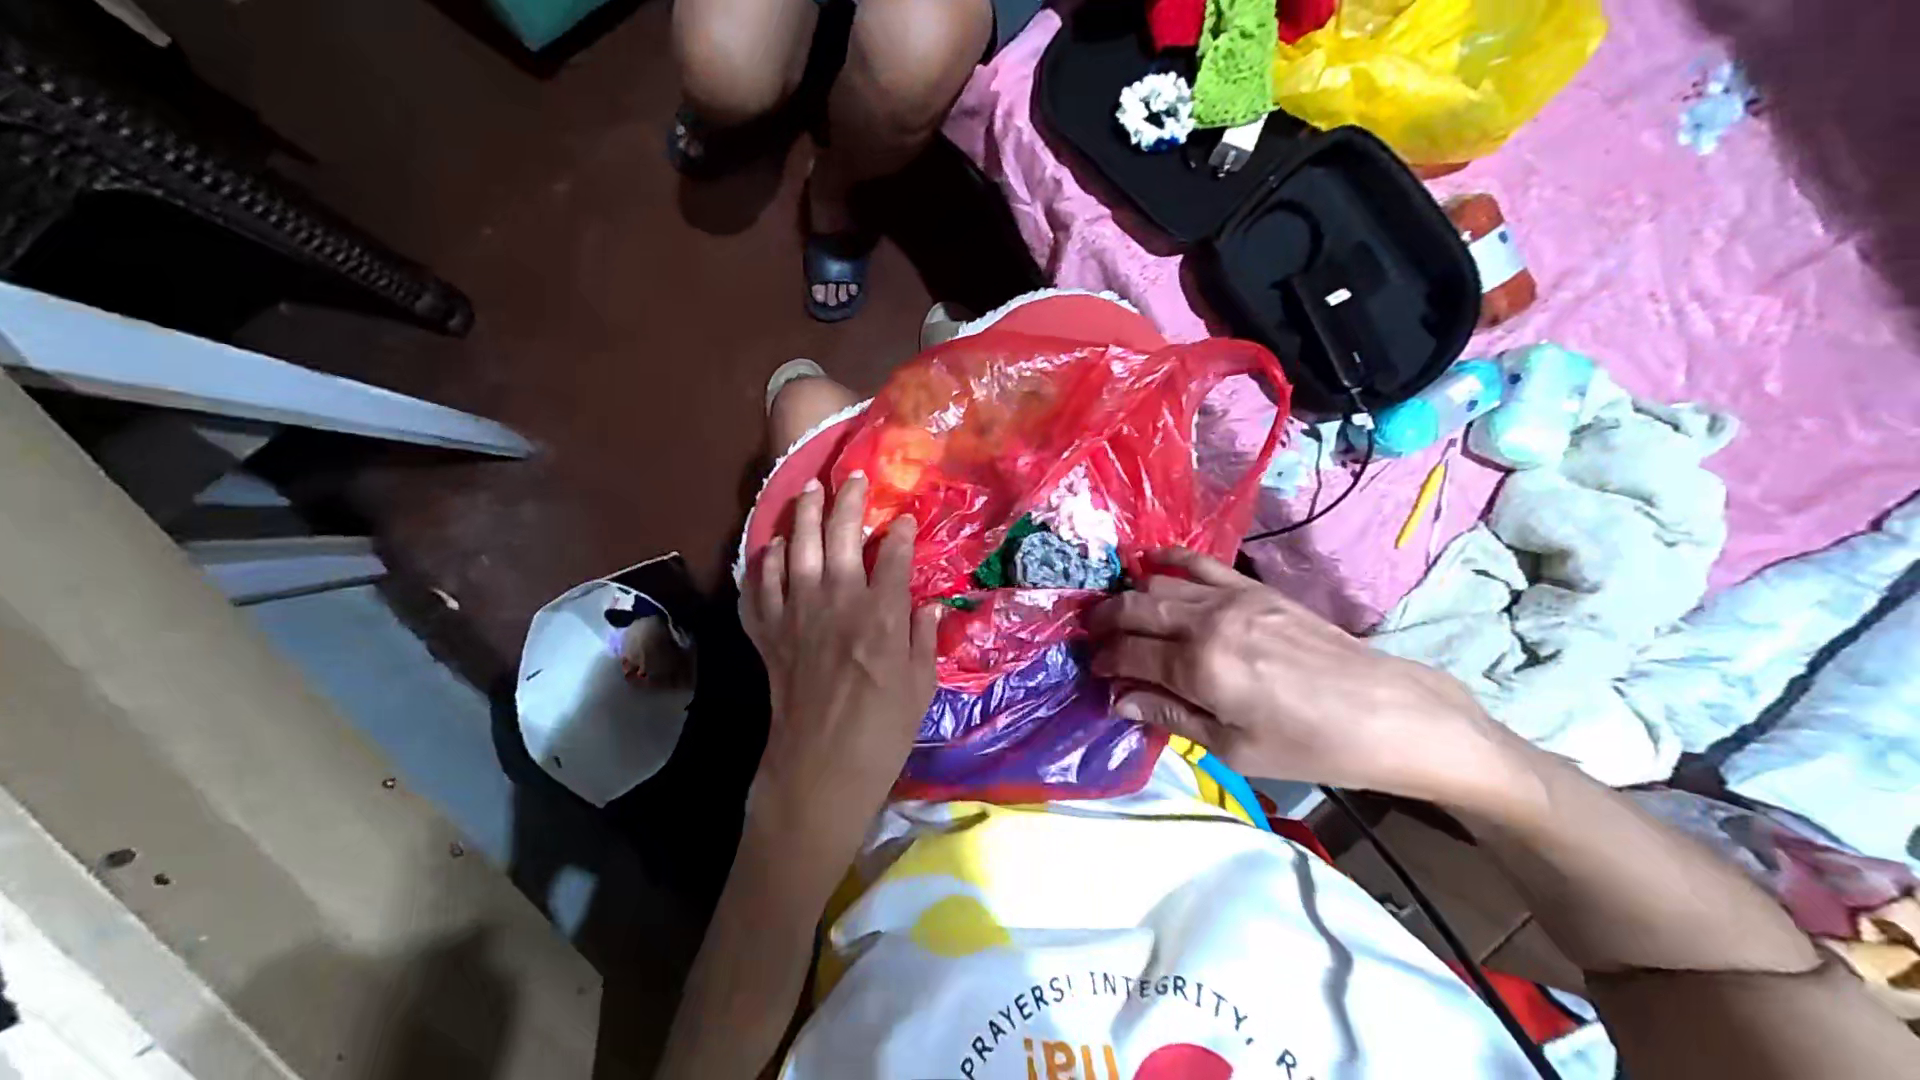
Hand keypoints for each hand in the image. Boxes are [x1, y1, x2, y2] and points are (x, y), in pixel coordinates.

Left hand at [740, 473, 941, 881]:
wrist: (821, 768)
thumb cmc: (882, 731)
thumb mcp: (921, 686)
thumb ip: (924, 637)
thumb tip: (929, 602)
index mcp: (881, 615)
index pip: (893, 556)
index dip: (900, 533)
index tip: (905, 519)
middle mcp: (836, 603)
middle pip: (840, 537)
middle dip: (849, 502)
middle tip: (854, 478)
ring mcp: (796, 615)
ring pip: (795, 550)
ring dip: (802, 516)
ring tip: (808, 491)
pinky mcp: (767, 634)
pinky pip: (759, 588)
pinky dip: (762, 564)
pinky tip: (769, 548)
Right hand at [1088, 548, 1526, 806]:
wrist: (1388, 713)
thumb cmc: (1310, 746)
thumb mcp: (1234, 748)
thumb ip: (1170, 714)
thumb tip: (1118, 701)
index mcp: (1200, 668)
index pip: (1128, 654)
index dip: (1104, 662)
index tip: (1095, 672)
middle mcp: (1207, 622)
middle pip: (1134, 609)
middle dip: (1104, 623)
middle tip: (1094, 640)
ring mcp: (1232, 597)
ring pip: (1157, 583)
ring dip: (1128, 597)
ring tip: (1117, 614)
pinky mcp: (1254, 587)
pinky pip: (1197, 562)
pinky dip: (1166, 561)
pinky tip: (1148, 565)